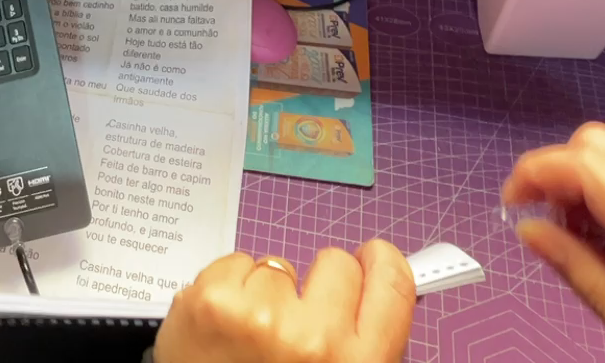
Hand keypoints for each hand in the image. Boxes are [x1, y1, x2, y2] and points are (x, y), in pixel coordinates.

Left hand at [154, 241, 415, 362]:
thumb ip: (358, 345)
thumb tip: (372, 289)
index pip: (392, 284)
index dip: (381, 263)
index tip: (371, 258)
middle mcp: (316, 341)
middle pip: (336, 263)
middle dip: (318, 284)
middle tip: (298, 316)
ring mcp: (261, 316)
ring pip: (279, 265)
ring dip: (266, 293)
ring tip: (251, 341)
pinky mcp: (212, 300)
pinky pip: (237, 262)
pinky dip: (230, 288)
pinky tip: (223, 328)